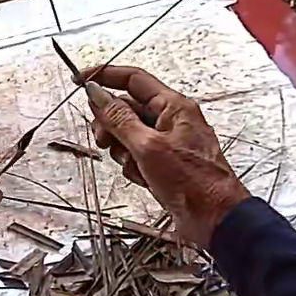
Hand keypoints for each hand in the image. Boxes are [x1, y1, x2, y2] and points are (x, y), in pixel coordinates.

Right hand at [83, 65, 249, 244]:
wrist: (215, 218)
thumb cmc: (194, 183)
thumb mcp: (147, 147)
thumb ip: (119, 118)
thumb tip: (98, 94)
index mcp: (173, 106)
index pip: (133, 79)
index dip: (104, 76)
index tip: (80, 79)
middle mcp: (170, 120)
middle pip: (126, 108)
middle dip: (110, 124)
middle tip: (103, 138)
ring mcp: (166, 142)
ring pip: (127, 134)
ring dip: (122, 150)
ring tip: (133, 164)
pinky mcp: (162, 163)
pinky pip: (135, 156)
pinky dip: (132, 167)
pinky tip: (143, 178)